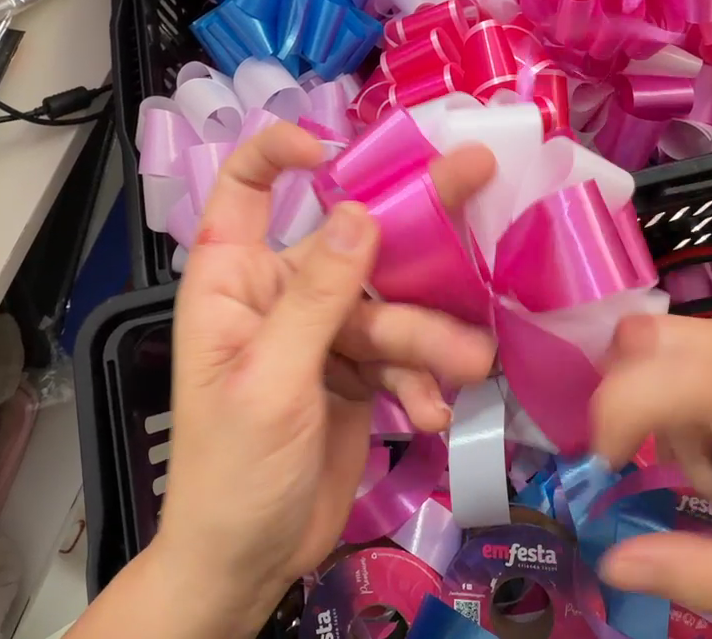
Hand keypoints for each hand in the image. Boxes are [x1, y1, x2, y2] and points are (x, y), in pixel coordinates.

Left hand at [152, 123, 497, 628]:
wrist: (252, 563)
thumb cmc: (233, 469)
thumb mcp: (272, 380)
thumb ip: (315, 297)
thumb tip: (356, 212)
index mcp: (234, 278)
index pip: (244, 189)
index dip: (278, 153)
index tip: (330, 149)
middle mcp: (281, 291)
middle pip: (348, 238)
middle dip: (414, 222)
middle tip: (478, 173)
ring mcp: (324, 329)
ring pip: (389, 305)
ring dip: (429, 335)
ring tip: (469, 362)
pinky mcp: (357, 368)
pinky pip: (400, 355)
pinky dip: (420, 379)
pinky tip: (433, 412)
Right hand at [591, 290, 711, 636]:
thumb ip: (711, 578)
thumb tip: (614, 561)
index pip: (659, 372)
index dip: (613, 417)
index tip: (613, 472)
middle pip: (643, 343)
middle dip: (631, 412)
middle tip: (661, 476)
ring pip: (660, 347)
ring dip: (668, 415)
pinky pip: (686, 343)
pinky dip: (687, 392)